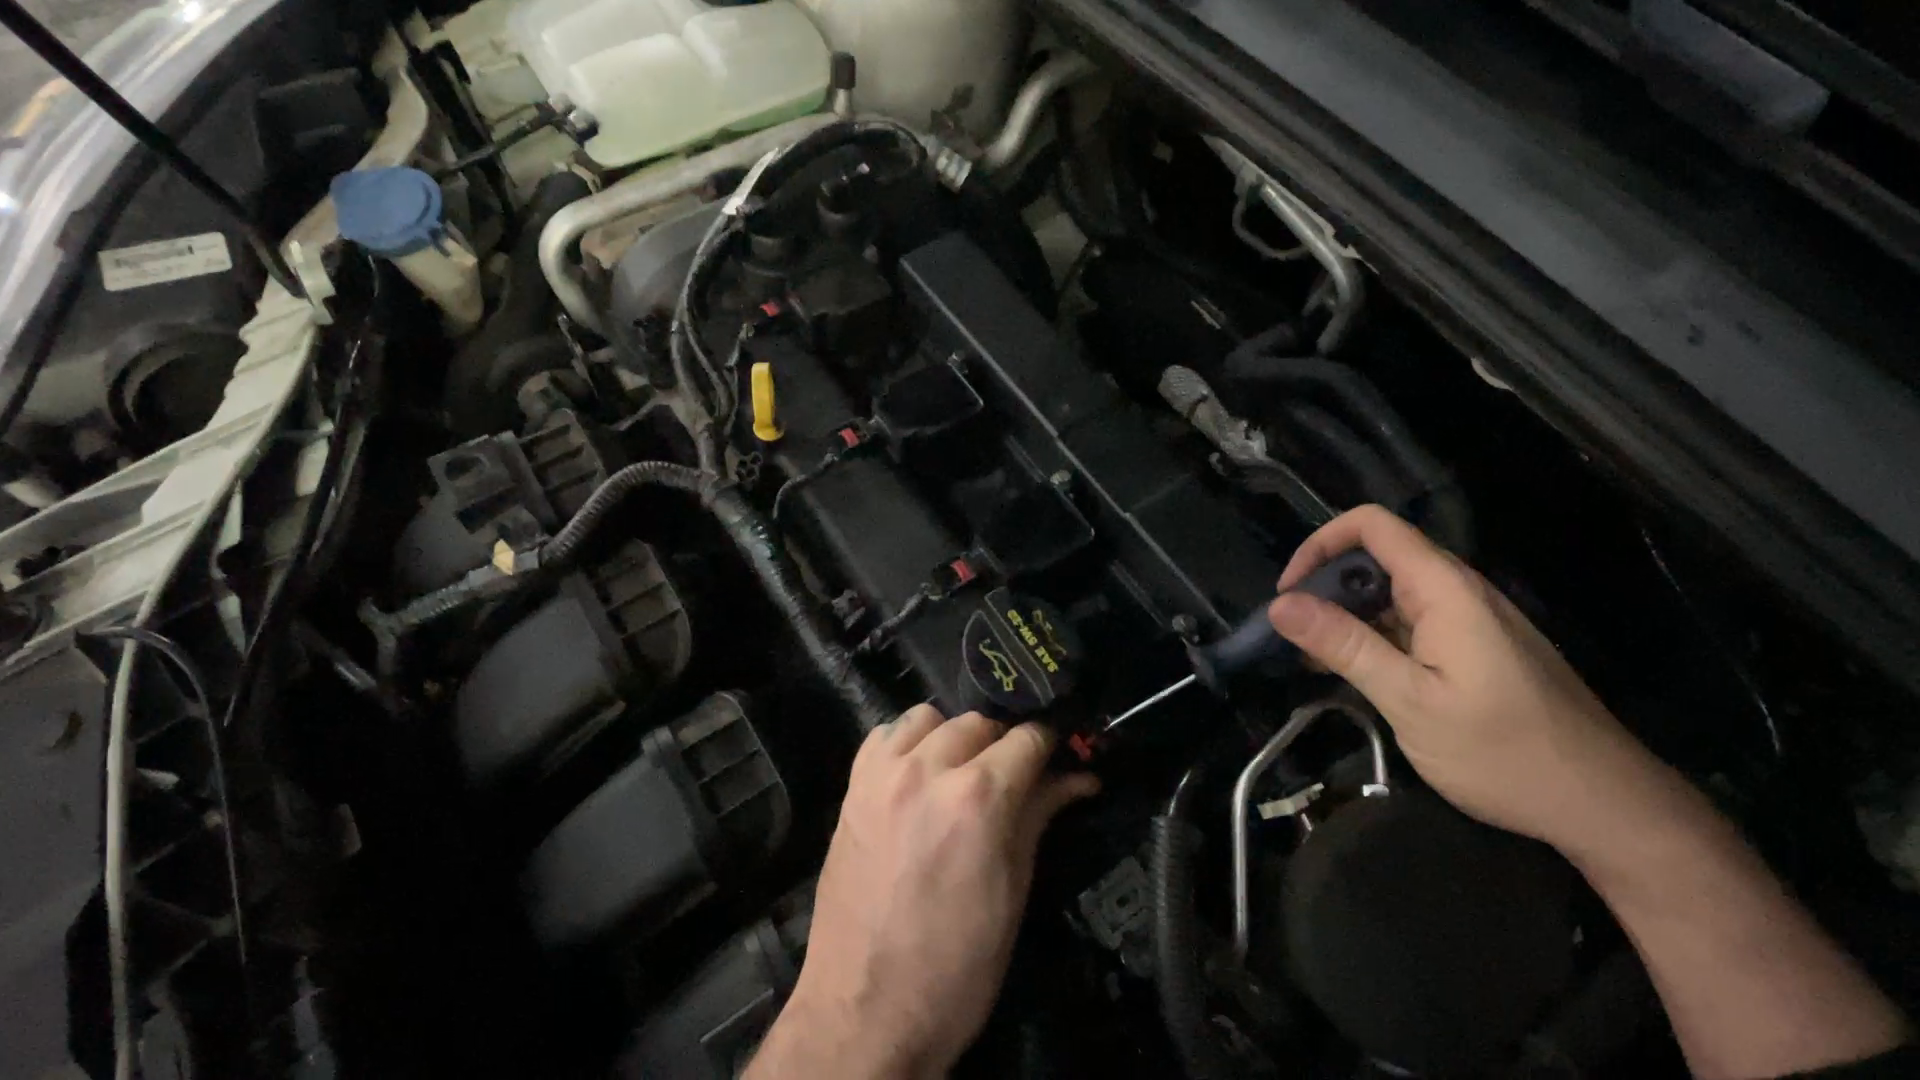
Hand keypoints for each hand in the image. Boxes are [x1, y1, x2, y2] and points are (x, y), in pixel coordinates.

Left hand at [747, 706, 1099, 1079]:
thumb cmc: (956, 966)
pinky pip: (883, 736)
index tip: (1058, 761)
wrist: (867, 1010)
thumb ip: (1040, 818)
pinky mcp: (850, 790)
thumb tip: (1079, 779)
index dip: (1050, 747)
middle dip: (1004, 742)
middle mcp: (926, 771)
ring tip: (963, 771)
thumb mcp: (1013, 892)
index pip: (1027, 738)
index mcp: (977, 799)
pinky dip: (907, 742)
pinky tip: (918, 773)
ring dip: (953, 735)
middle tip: (1015, 777)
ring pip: (928, 717)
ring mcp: (881, 776)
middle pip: (979, 721)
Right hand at [1267, 505, 1658, 854]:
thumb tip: (1281, 604)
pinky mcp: (1480, 650)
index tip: (1289, 595)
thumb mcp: (1408, 700)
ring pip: (1395, 594)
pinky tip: (1358, 675)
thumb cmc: (1501, 752)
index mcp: (1445, 590)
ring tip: (1315, 661)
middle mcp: (1461, 592)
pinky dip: (1377, 638)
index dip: (1321, 544)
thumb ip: (1345, 645)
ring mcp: (1473, 622)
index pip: (1373, 525)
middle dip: (1327, 586)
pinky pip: (1416, 623)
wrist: (1602, 804)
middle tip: (1294, 637)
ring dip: (1348, 615)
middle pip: (1381, 557)